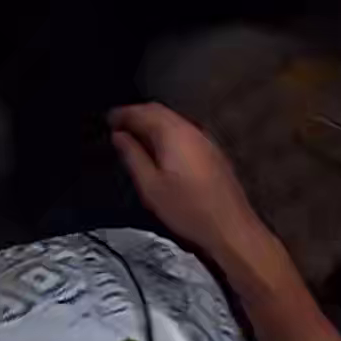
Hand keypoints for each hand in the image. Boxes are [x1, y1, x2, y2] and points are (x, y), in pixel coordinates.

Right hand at [109, 103, 270, 264]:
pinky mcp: (212, 149)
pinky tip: (160, 147)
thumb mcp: (151, 187)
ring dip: (152, 122)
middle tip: (118, 124)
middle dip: (136, 114)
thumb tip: (119, 136)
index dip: (122, 114)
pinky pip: (183, 129)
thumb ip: (132, 156)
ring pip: (172, 119)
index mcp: (172, 132)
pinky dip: (166, 130)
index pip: (142, 112)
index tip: (108, 120)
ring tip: (135, 135)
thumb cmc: (188, 210)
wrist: (232, 229)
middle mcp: (189, 128)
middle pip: (158, 110)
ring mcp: (203, 137)